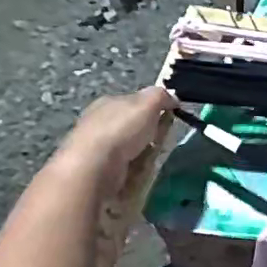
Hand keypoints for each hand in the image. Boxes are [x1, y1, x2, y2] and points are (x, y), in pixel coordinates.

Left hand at [53, 86, 176, 180]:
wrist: (94, 166)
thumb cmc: (121, 129)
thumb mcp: (148, 102)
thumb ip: (162, 96)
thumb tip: (172, 98)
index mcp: (108, 102)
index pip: (135, 101)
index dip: (154, 108)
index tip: (168, 116)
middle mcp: (99, 122)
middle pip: (134, 125)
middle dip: (149, 133)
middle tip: (159, 140)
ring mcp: (97, 147)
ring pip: (131, 147)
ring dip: (144, 153)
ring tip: (149, 158)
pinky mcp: (97, 169)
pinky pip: (125, 166)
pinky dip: (134, 169)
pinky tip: (136, 170)